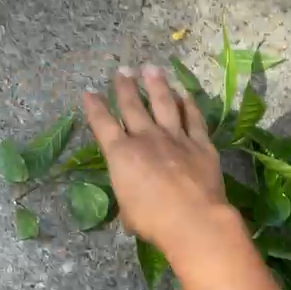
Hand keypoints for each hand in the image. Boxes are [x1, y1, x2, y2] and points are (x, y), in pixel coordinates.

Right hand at [82, 65, 247, 267]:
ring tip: (151, 68)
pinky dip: (188, 104)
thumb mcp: (127, 210)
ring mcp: (175, 138)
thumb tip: (132, 193)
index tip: (90, 93)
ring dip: (156, 84)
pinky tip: (184, 94)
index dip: (95, 107)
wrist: (193, 219)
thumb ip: (128, 192)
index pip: (103, 125)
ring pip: (164, 103)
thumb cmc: (152, 221)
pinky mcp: (200, 143)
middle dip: (125, 87)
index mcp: (122, 155)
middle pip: (133, 106)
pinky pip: (193, 118)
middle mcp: (146, 139)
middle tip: (122, 71)